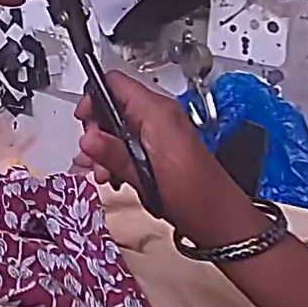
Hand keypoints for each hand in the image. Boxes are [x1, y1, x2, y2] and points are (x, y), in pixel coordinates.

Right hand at [74, 72, 266, 244]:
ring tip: (103, 171)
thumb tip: (87, 139)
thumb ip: (113, 154)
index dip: (92, 98)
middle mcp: (160, 115)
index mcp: (157, 113)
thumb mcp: (146, 177)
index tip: (83, 122)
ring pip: (117, 125)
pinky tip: (114, 175)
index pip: (114, 83)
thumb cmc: (197, 199)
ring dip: (104, 148)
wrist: (223, 223)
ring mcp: (161, 129)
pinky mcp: (161, 144)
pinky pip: (129, 139)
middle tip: (92, 155)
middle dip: (95, 131)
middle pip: (111, 105)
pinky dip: (117, 155)